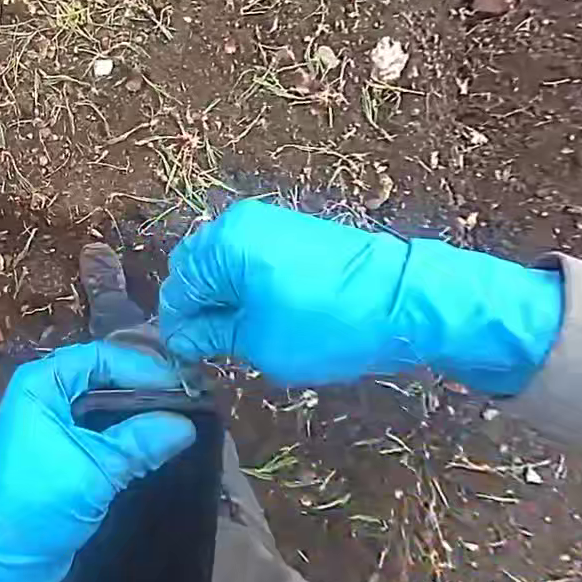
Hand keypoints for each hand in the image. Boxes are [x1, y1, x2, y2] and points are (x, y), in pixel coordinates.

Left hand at [0, 341, 196, 581]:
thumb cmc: (35, 503)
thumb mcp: (91, 471)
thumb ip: (138, 444)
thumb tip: (186, 425)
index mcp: (44, 382)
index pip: (101, 358)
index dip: (143, 368)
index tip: (182, 384)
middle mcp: (50, 391)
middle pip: (107, 375)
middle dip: (147, 386)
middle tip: (191, 397)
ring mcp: (58, 418)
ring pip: (109, 401)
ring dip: (142, 409)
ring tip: (185, 415)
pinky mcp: (68, 446)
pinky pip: (105, 427)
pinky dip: (131, 430)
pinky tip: (161, 440)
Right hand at [158, 199, 563, 393]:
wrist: (404, 299)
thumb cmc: (325, 323)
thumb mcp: (258, 340)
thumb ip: (210, 335)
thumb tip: (180, 340)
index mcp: (222, 243)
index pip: (179, 287)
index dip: (177, 327)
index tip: (184, 359)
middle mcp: (236, 223)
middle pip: (194, 269)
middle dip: (196, 307)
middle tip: (208, 346)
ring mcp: (264, 222)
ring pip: (220, 263)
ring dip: (219, 296)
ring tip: (234, 334)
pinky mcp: (288, 230)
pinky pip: (246, 256)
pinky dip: (241, 284)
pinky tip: (256, 313)